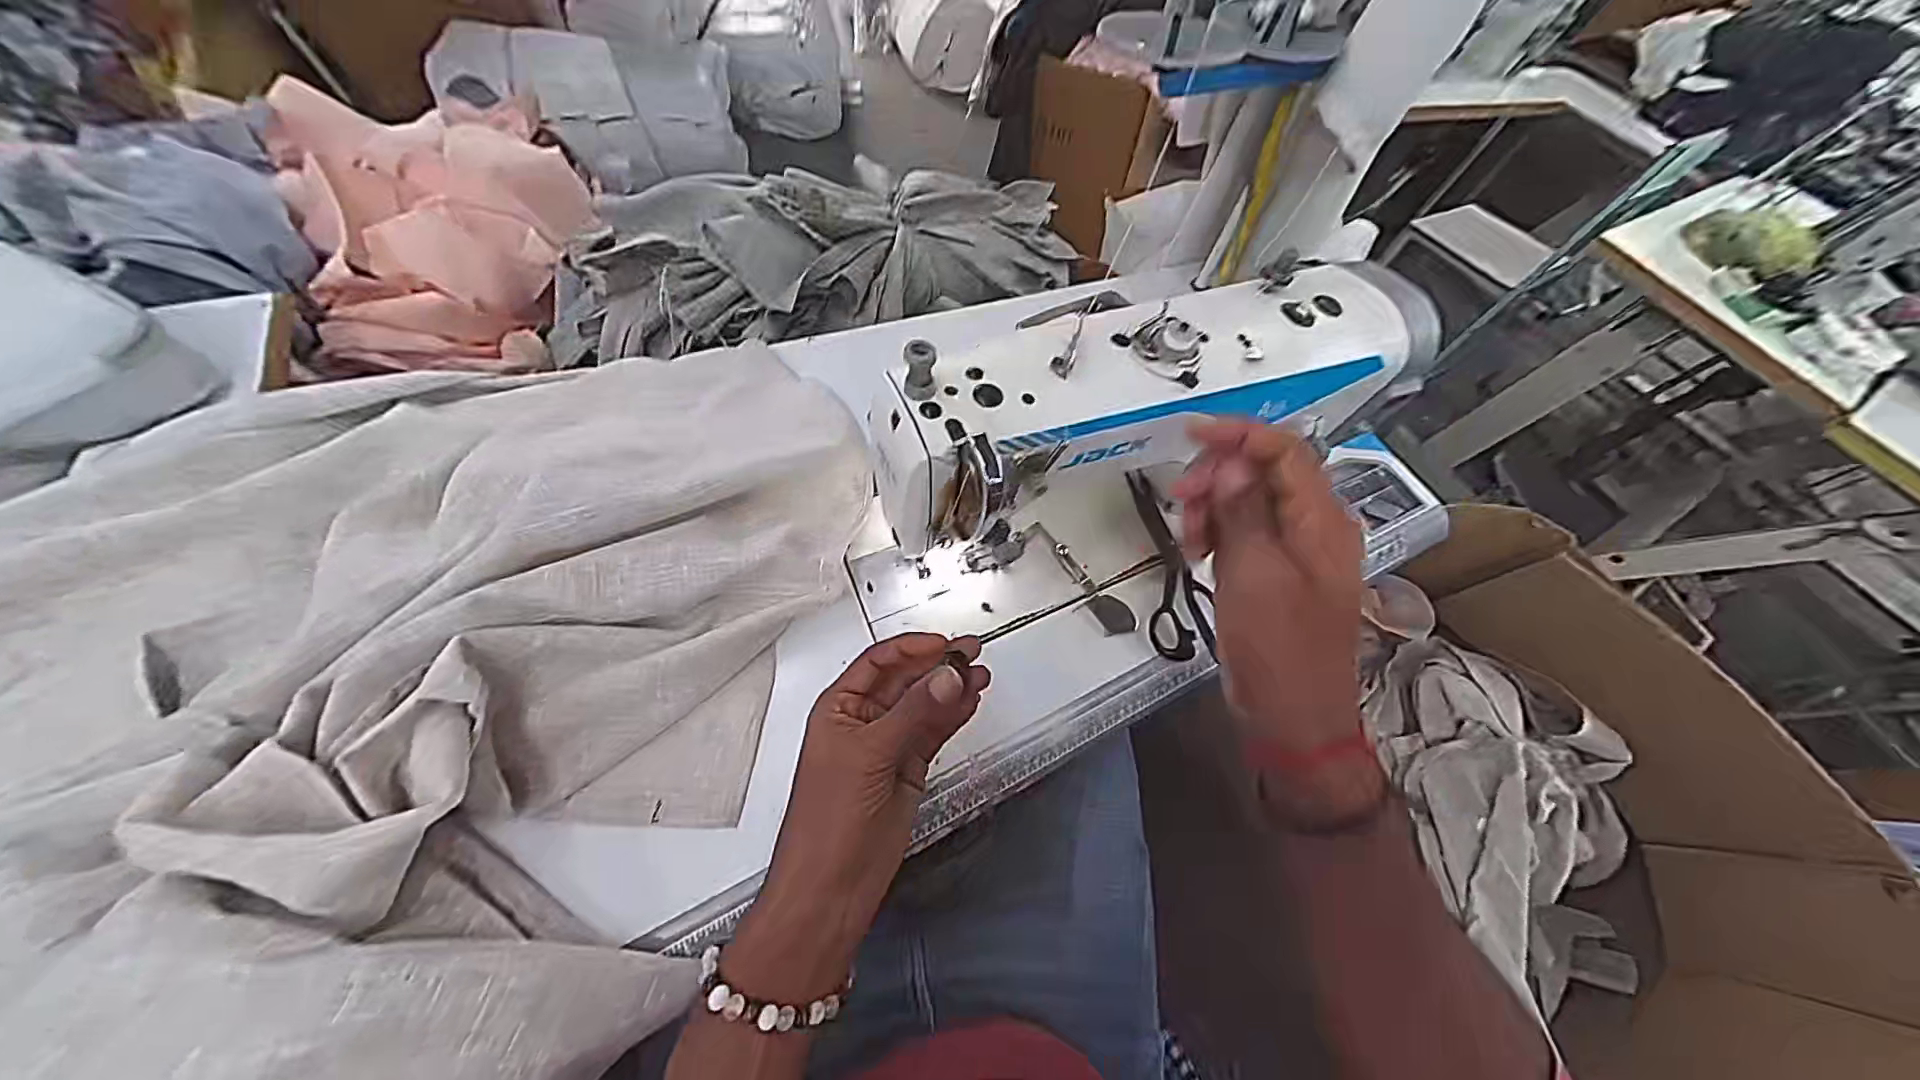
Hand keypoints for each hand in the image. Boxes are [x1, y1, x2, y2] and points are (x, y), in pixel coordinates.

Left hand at [725, 634, 989, 1002]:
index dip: (911, 648)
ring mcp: (887, 746)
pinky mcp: (907, 769)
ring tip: (979, 673)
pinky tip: (970, 700)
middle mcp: (863, 721)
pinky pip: (934, 731)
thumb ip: (913, 713)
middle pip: (906, 680)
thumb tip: (945, 677)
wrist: (831, 887)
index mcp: (839, 707)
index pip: (878, 661)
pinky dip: (953, 715)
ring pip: (924, 705)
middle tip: (971, 652)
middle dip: (938, 664)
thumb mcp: (869, 755)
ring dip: (951, 688)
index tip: (943, 643)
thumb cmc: (827, 823)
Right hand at [1171, 419, 1382, 827]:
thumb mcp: (1254, 573)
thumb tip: (1235, 462)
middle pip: (1265, 472)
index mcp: (1322, 520)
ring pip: (1249, 501)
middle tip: (1182, 500)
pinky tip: (1199, 552)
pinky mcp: (1276, 571)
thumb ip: (1243, 511)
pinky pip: (1246, 532)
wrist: (1293, 715)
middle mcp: (1314, 527)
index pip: (1285, 451)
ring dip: (1213, 506)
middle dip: (1218, 477)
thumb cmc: (1278, 648)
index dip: (1238, 434)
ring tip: (1189, 538)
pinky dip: (1218, 532)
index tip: (1191, 433)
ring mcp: (1296, 550)